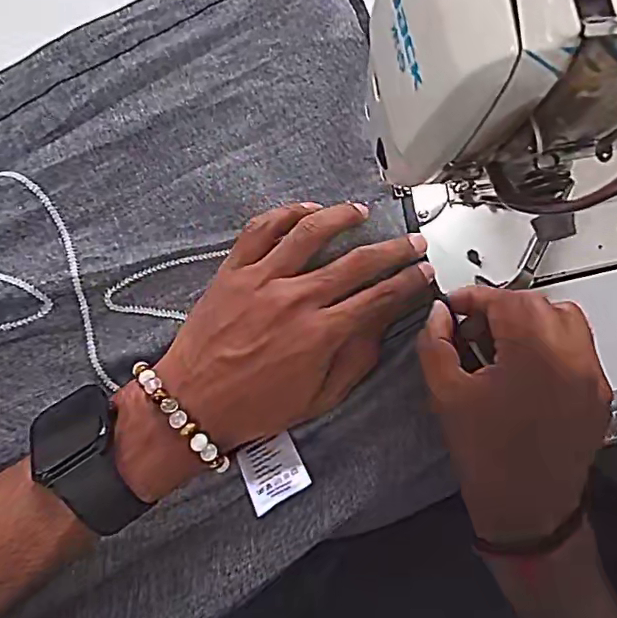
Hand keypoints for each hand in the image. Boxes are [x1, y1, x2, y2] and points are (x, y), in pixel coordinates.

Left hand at [115, 202, 433, 500]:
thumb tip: (380, 327)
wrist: (194, 404)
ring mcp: (261, 280)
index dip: (408, 280)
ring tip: (360, 212)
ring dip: (342, 217)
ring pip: (311, 232)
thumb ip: (355, 360)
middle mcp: (295, 300)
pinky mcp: (234, 271)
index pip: (379, 296)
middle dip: (394, 248)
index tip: (422, 271)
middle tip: (411, 242)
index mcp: (320, 334)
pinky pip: (261, 229)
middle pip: (358, 261)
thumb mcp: (318, 397)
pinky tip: (306, 211)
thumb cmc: (254, 406)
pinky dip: (286, 214)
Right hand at [416, 287, 610, 543]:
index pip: (505, 300)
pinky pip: (578, 348)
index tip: (456, 308)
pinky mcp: (598, 394)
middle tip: (473, 329)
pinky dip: (551, 345)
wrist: (527, 510)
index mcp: (535, 353)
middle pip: (537, 304)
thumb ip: (435, 344)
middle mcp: (571, 359)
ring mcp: (590, 376)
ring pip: (564, 320)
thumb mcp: (446, 394)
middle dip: (501, 309)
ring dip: (531, 321)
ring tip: (501, 347)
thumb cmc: (491, 461)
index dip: (473, 299)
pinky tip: (524, 369)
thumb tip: (439, 317)